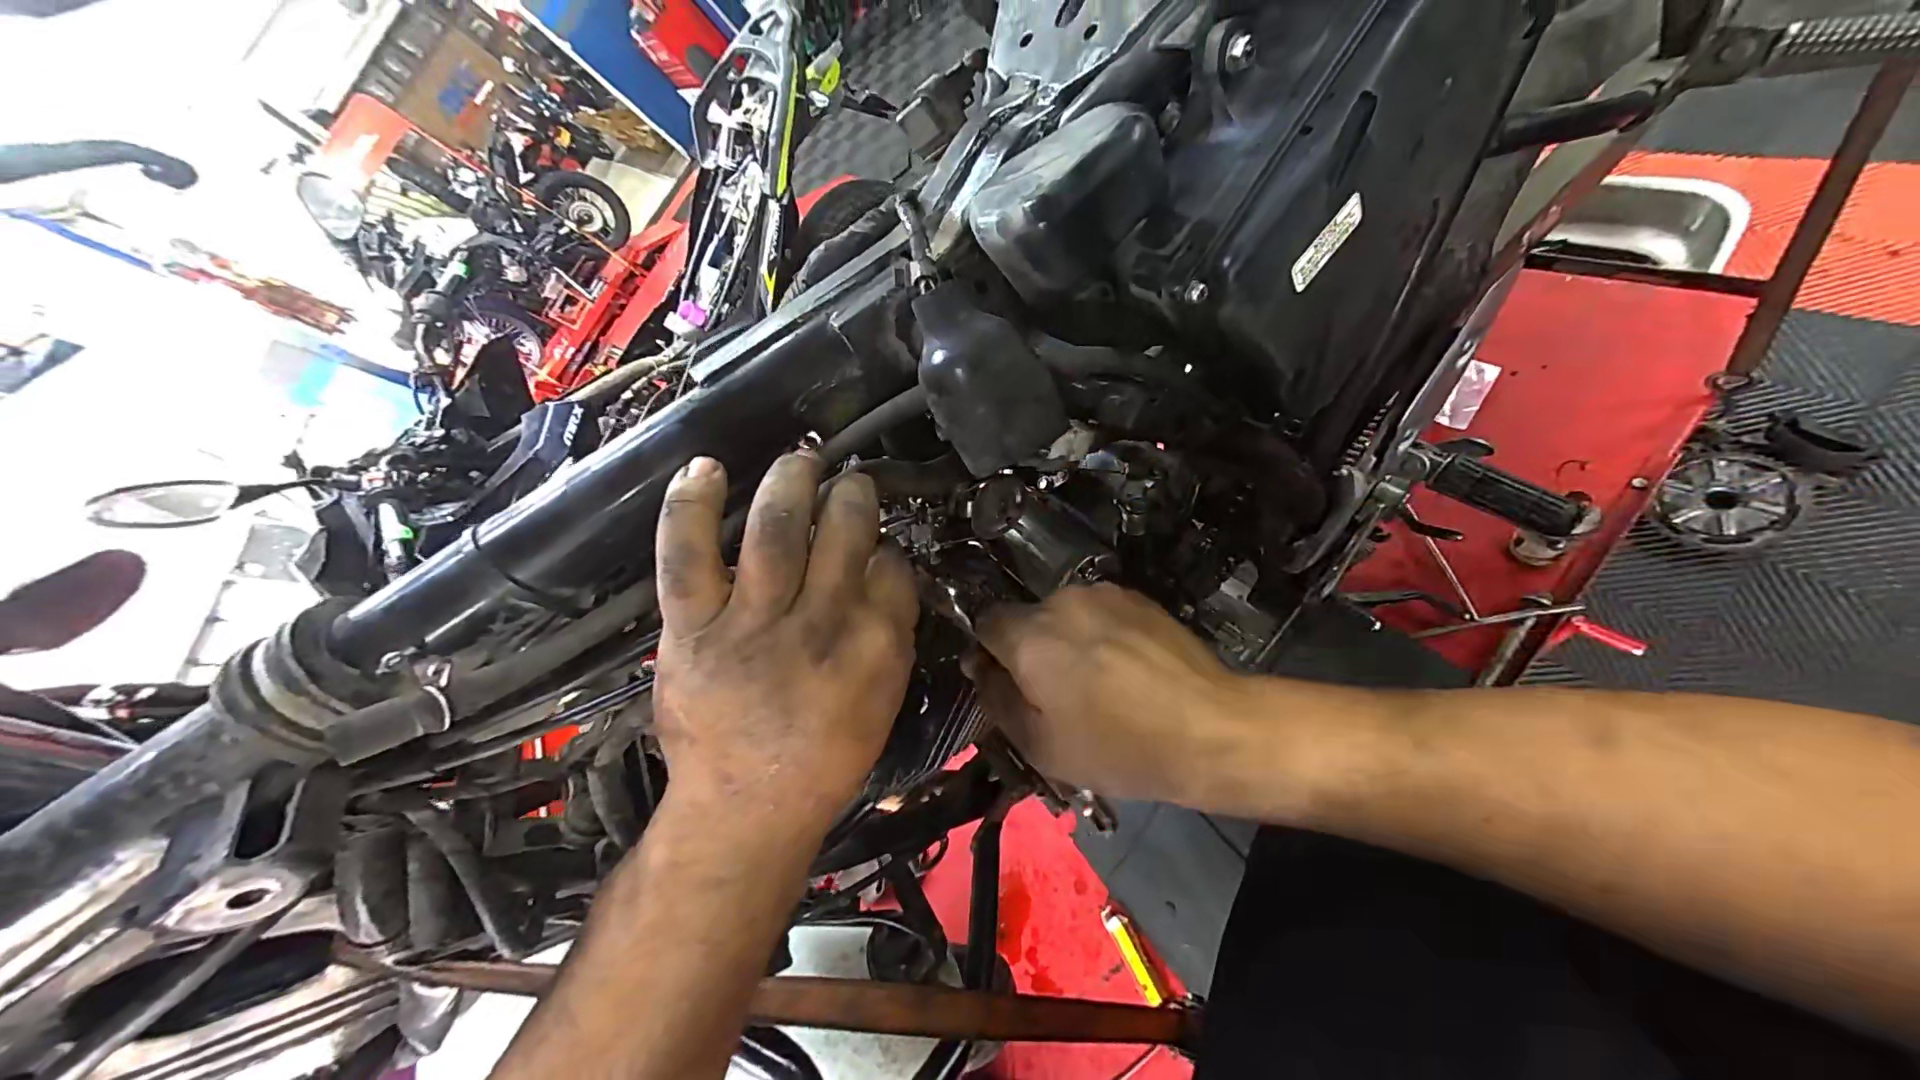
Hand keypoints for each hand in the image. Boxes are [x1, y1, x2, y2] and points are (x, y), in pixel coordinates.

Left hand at [652, 452, 918, 823]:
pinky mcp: (692, 629)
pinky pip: (687, 556)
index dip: (886, 547)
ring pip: (775, 532)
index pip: (892, 568)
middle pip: (843, 537)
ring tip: (802, 458)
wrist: (742, 808)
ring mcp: (750, 626)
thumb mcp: (884, 701)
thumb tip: (886, 567)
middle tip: (850, 483)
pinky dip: (693, 507)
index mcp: (873, 649)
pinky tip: (706, 469)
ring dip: (792, 483)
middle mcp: (818, 628)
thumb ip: (892, 632)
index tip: (877, 545)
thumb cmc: (823, 759)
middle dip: (851, 497)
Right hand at [970, 584, 1247, 803]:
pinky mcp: (1137, 597)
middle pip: (1026, 620)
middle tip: (1057, 695)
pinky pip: (1098, 613)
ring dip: (1066, 641)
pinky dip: (1099, 634)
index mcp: (1030, 637)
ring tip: (1098, 682)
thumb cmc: (1119, 748)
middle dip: (1030, 651)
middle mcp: (1061, 602)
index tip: (1008, 685)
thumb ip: (996, 700)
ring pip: (1063, 616)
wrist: (1212, 729)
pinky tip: (1126, 669)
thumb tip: (979, 667)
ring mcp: (1103, 594)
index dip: (989, 654)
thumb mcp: (1041, 746)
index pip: (984, 624)